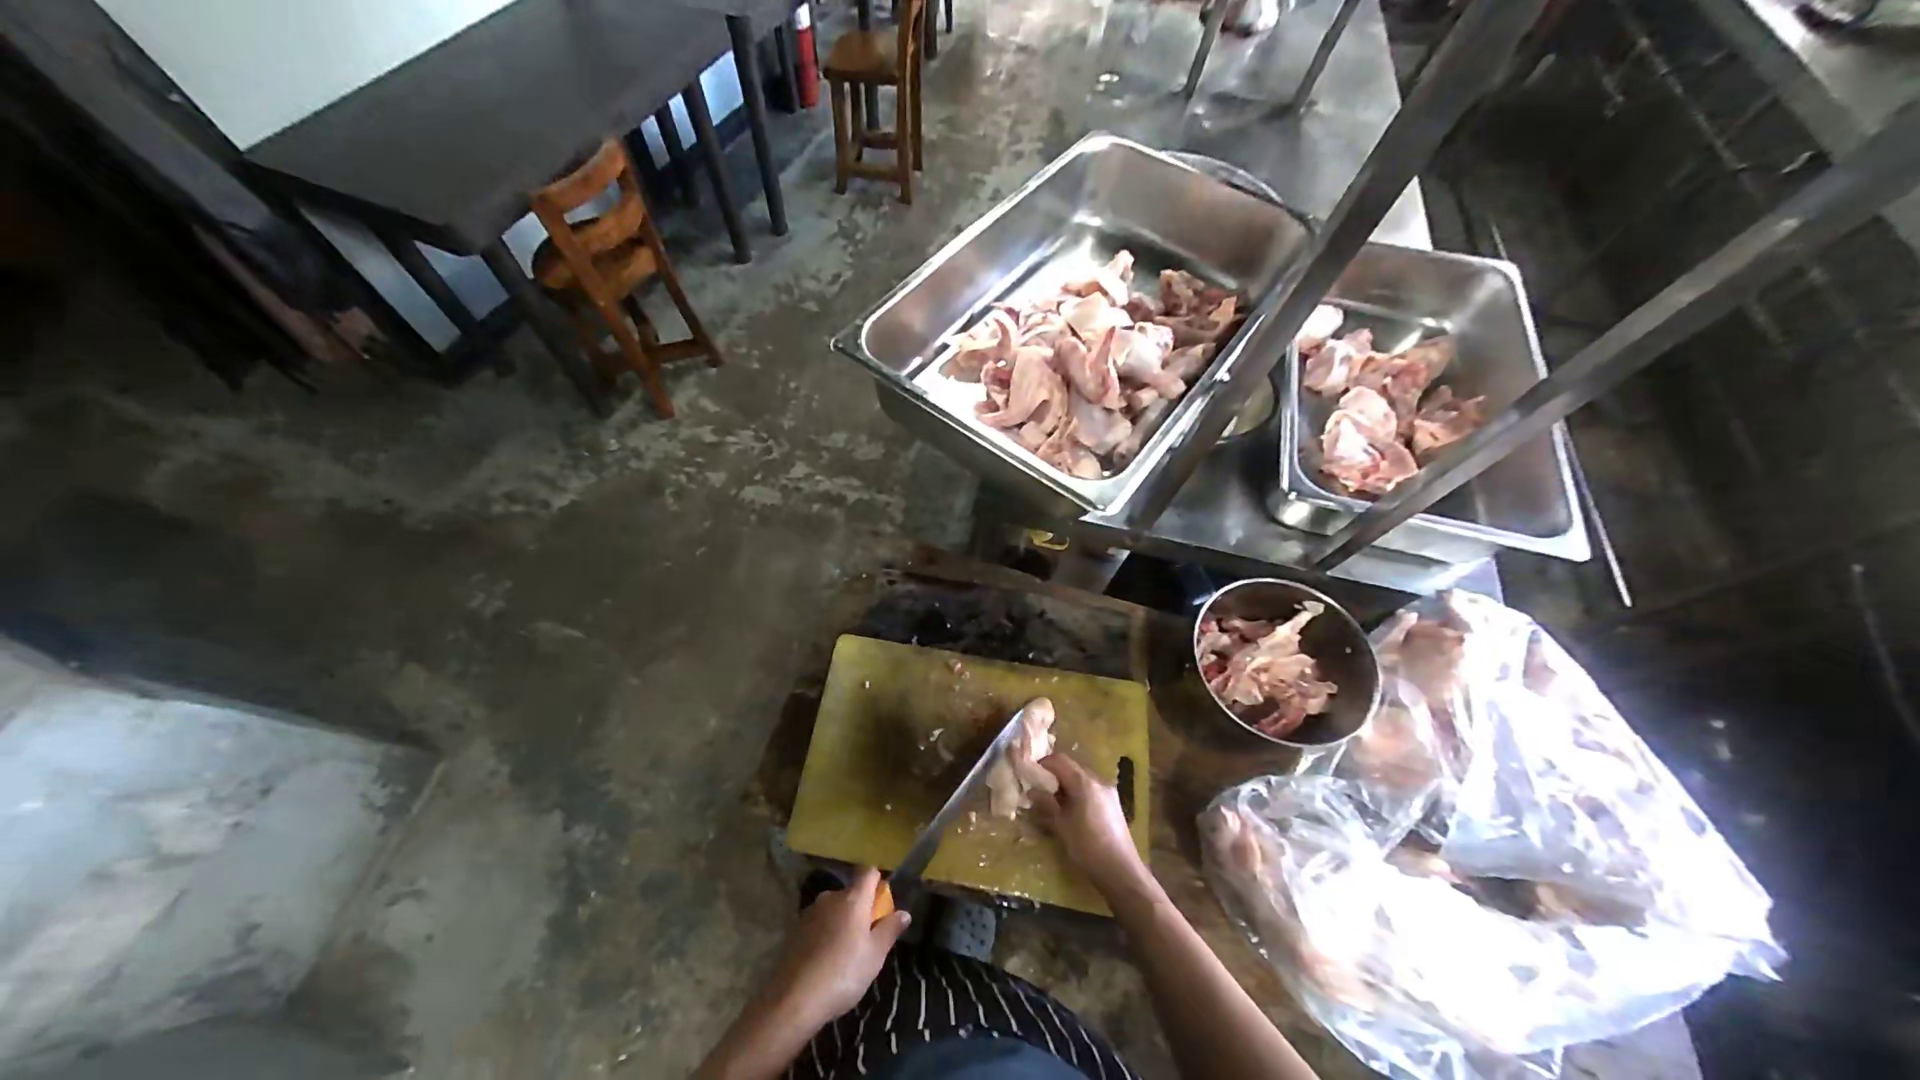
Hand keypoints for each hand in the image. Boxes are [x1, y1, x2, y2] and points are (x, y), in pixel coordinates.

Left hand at [763, 867, 910, 1026]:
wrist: (793, 1000)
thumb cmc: (843, 974)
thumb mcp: (875, 955)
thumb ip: (890, 929)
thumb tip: (904, 913)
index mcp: (853, 898)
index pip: (868, 872)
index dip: (878, 883)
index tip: (883, 905)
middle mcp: (830, 898)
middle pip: (850, 893)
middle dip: (860, 909)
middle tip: (867, 939)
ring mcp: (809, 913)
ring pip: (833, 910)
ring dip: (841, 923)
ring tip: (845, 955)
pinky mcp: (793, 931)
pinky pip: (817, 925)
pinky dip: (824, 935)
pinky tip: (824, 962)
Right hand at [1031, 754, 1150, 896]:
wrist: (1121, 870)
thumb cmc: (1087, 847)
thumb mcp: (1061, 826)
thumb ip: (1047, 804)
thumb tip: (1032, 790)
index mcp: (1084, 783)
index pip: (1060, 760)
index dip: (1043, 763)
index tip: (1030, 774)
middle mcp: (1098, 781)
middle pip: (1072, 768)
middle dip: (1054, 775)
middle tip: (1039, 789)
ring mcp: (1108, 792)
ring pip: (1082, 779)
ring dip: (1067, 785)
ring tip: (1053, 802)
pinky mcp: (1113, 804)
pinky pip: (1091, 790)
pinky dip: (1078, 793)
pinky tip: (1071, 811)